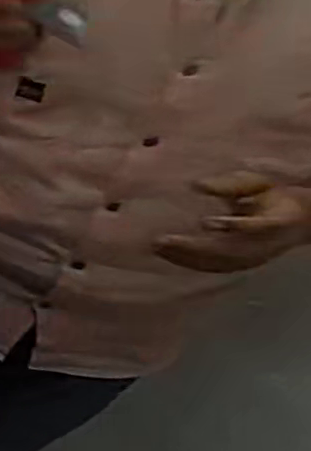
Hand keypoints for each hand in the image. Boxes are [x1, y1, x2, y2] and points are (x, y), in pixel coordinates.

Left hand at [155, 172, 310, 273]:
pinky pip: (219, 266)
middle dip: (197, 246)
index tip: (207, 222)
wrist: (303, 219)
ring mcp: (260, 253)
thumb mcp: (259, 185)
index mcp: (282, 219)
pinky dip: (191, 263)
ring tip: (155, 247)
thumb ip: (233, 185)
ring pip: (224, 261)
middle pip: (236, 248)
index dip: (236, 225)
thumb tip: (198, 185)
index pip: (262, 225)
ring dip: (188, 257)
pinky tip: (164, 255)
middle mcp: (273, 240)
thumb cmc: (272, 196)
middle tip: (161, 240)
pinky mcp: (248, 260)